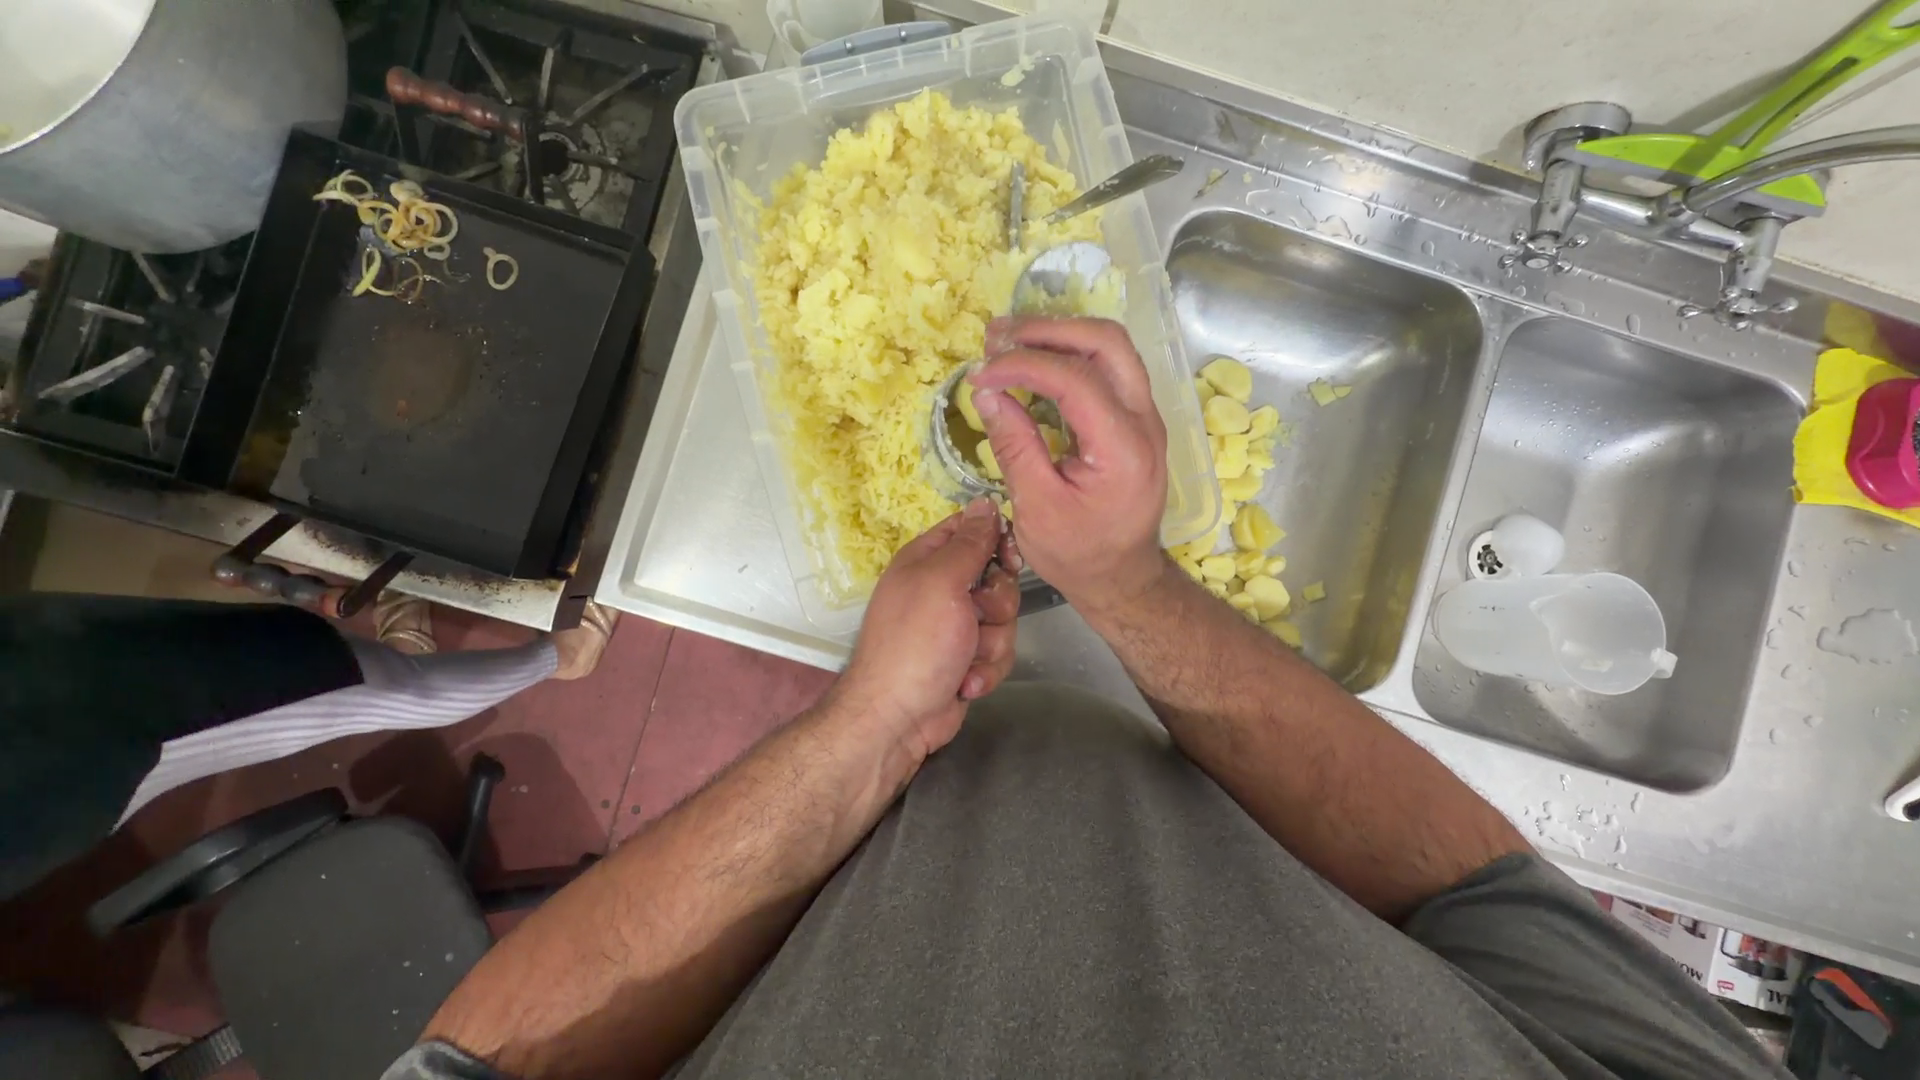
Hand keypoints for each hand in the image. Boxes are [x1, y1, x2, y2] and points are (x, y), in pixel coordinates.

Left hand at [828, 498, 1020, 762]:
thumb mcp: (943, 582)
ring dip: (991, 645)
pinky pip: (998, 653)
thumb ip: (970, 542)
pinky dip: (986, 671)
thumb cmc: (916, 643)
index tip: (1007, 560)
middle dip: (997, 605)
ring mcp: (955, 627)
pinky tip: (964, 683)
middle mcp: (941, 589)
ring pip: (1004, 621)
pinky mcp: (967, 660)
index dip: (996, 542)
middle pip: (998, 579)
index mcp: (928, 560)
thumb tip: (985, 502)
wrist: (898, 717)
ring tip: (965, 661)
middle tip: (977, 617)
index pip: (971, 530)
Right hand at [968, 317, 1168, 616]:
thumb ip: (1015, 446)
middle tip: (997, 336)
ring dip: (1059, 336)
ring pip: (1111, 348)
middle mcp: (1145, 421)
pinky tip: (1031, 361)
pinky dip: (1068, 356)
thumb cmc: (1079, 554)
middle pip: (1106, 343)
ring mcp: (1145, 417)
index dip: (1024, 366)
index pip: (1076, 380)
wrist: (1122, 578)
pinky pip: (1107, 368)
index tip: (982, 373)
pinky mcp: (1134, 419)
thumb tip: (987, 393)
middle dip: (1048, 331)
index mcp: (1124, 448)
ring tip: (1007, 340)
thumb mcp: (1037, 509)